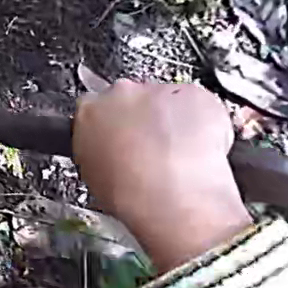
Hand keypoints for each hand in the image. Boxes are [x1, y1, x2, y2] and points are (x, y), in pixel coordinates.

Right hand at [73, 81, 252, 269]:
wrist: (169, 195)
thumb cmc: (129, 191)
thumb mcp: (92, 174)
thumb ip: (96, 148)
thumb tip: (106, 151)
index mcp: (89, 111)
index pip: (94, 107)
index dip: (109, 124)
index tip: (117, 137)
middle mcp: (121, 93)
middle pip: (129, 97)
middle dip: (138, 117)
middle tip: (146, 147)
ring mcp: (158, 91)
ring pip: (164, 100)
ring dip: (168, 120)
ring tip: (174, 154)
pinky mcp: (193, 94)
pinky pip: (195, 104)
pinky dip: (198, 121)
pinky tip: (193, 148)